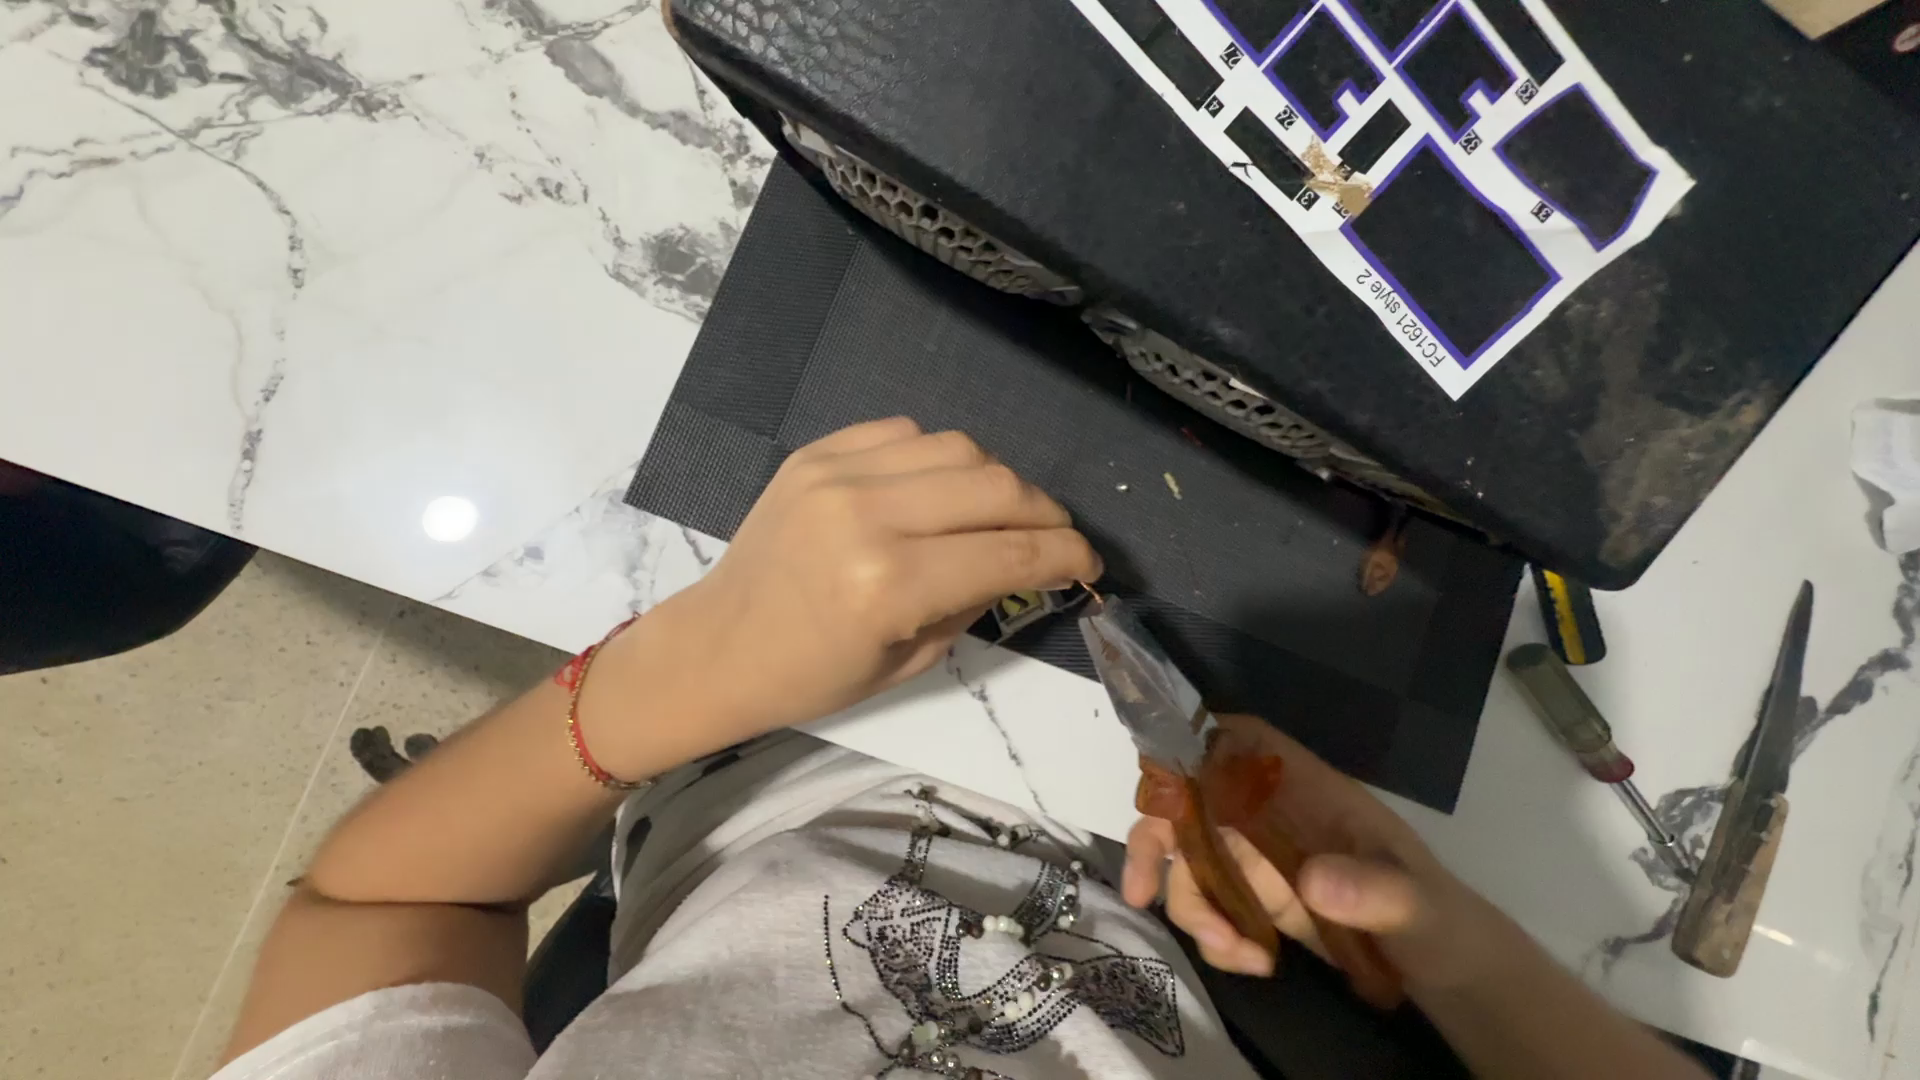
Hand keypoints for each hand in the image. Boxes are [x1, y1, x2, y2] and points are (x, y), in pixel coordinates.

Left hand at [596, 419, 1101, 768]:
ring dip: (995, 482)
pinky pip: (906, 434)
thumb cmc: (811, 677)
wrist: (717, 645)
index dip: (1067, 556)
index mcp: (890, 585)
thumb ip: (974, 602)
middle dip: (1045, 514)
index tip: (1088, 564)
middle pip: (996, 487)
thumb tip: (1021, 561)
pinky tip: (934, 491)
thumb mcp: (910, 661)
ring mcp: (837, 473)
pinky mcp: (816, 453)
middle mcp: (868, 514)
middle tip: (1054, 537)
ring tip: (995, 514)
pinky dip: (938, 460)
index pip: (1011, 554)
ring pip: (959, 449)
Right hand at [1122, 715, 1514, 992]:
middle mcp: (1266, 812)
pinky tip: (1247, 961)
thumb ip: (1376, 890)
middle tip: (1140, 889)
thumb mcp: (1418, 904)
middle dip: (1154, 837)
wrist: (1444, 971)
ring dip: (1189, 903)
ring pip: (1187, 858)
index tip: (1164, 780)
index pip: (1239, 741)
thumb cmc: (1439, 917)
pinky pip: (1206, 903)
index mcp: (1303, 787)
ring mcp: (1254, 855)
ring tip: (1230, 950)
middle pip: (1188, 800)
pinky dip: (1212, 934)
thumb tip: (1313, 883)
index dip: (1193, 744)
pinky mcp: (1251, 898)